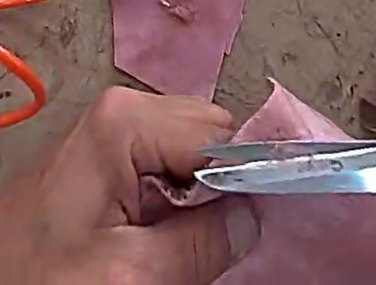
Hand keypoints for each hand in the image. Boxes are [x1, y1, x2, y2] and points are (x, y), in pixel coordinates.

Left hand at [0, 87, 256, 284]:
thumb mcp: (125, 276)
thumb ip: (198, 245)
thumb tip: (254, 218)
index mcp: (128, 119)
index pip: (219, 133)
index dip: (249, 173)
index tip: (274, 211)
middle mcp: (123, 108)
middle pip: (206, 134)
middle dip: (223, 183)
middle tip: (225, 238)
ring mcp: (110, 129)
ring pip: (188, 149)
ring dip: (201, 193)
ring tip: (193, 240)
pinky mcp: (100, 153)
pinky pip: (162, 162)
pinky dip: (177, 195)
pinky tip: (167, 233)